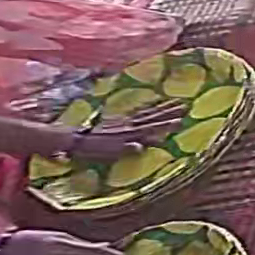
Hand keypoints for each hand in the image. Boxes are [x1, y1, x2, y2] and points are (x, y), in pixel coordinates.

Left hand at [60, 100, 185, 162]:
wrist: (67, 140)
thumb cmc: (87, 150)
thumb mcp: (105, 153)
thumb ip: (124, 149)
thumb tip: (142, 146)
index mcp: (128, 134)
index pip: (152, 127)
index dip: (167, 123)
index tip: (183, 118)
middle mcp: (128, 126)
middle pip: (153, 117)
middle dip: (170, 111)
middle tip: (186, 105)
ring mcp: (123, 122)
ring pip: (147, 113)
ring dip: (162, 107)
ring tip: (176, 101)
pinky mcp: (117, 120)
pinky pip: (137, 112)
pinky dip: (148, 107)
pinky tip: (153, 104)